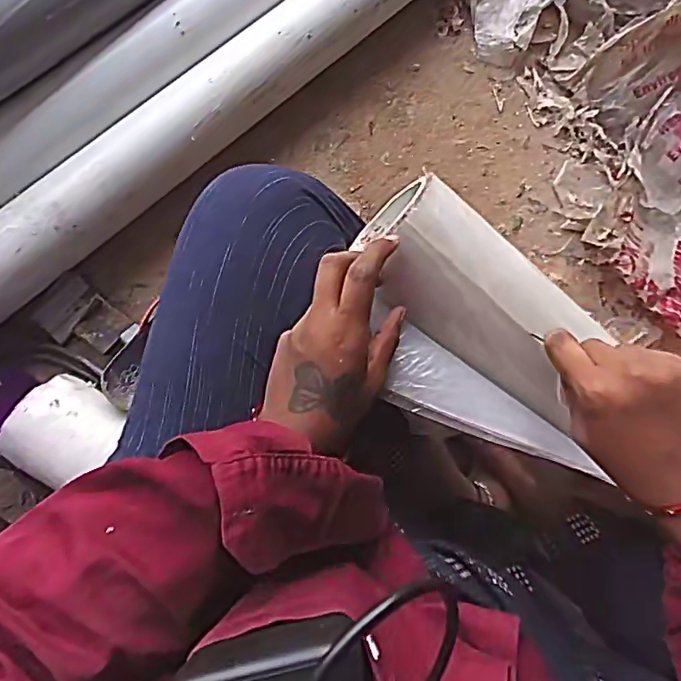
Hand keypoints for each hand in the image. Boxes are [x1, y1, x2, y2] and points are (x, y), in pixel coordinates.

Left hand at [260, 240, 406, 453]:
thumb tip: (397, 313)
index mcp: (344, 329)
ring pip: (320, 292)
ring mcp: (296, 328)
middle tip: (372, 267)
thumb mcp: (374, 381)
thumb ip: (386, 341)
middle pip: (330, 265)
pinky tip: (333, 346)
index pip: (358, 273)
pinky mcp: (284, 340)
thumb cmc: (337, 416)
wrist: (291, 437)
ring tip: (357, 317)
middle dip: (352, 256)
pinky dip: (325, 318)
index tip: (390, 244)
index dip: (376, 251)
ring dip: (339, 292)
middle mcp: (316, 321)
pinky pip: (309, 318)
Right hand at [542, 331, 680, 509]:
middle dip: (598, 365)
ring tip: (643, 398)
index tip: (563, 349)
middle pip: (597, 346)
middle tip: (609, 390)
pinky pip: (663, 358)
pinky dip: (660, 372)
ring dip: (631, 368)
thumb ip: (575, 398)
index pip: (565, 345)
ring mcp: (666, 368)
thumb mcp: (586, 436)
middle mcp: (630, 372)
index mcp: (596, 390)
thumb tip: (571, 372)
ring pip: (631, 350)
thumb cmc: (637, 468)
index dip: (561, 348)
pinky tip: (666, 398)